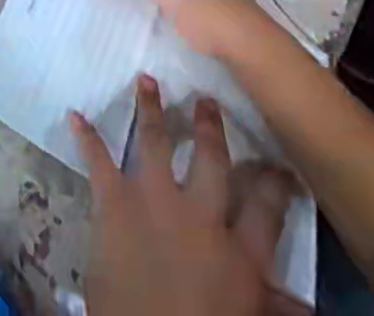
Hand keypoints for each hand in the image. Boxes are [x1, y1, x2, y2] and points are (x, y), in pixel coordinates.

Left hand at [73, 78, 304, 315]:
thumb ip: (271, 301)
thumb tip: (299, 299)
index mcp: (241, 254)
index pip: (268, 209)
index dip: (276, 185)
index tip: (280, 164)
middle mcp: (200, 215)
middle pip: (211, 160)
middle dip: (209, 127)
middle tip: (205, 99)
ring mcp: (154, 200)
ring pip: (155, 143)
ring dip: (151, 110)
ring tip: (146, 80)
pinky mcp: (114, 202)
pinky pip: (98, 161)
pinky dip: (86, 137)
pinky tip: (75, 115)